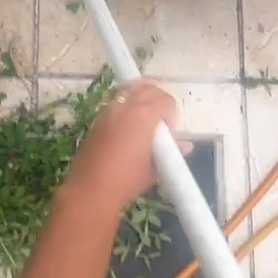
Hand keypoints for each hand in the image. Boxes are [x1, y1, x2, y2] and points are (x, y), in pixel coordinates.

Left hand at [62, 80, 182, 211]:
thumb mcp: (154, 168)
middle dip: (158, 99)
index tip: (170, 131)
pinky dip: (125, 107)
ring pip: (128, 91)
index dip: (171, 113)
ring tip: (144, 119)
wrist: (90, 190)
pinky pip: (115, 103)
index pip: (165, 99)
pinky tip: (127, 128)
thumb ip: (171, 152)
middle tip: (161, 120)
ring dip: (140, 98)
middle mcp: (126, 107)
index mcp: (144, 115)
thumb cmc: (127, 180)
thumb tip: (186, 146)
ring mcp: (108, 111)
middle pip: (147, 88)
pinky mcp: (96, 120)